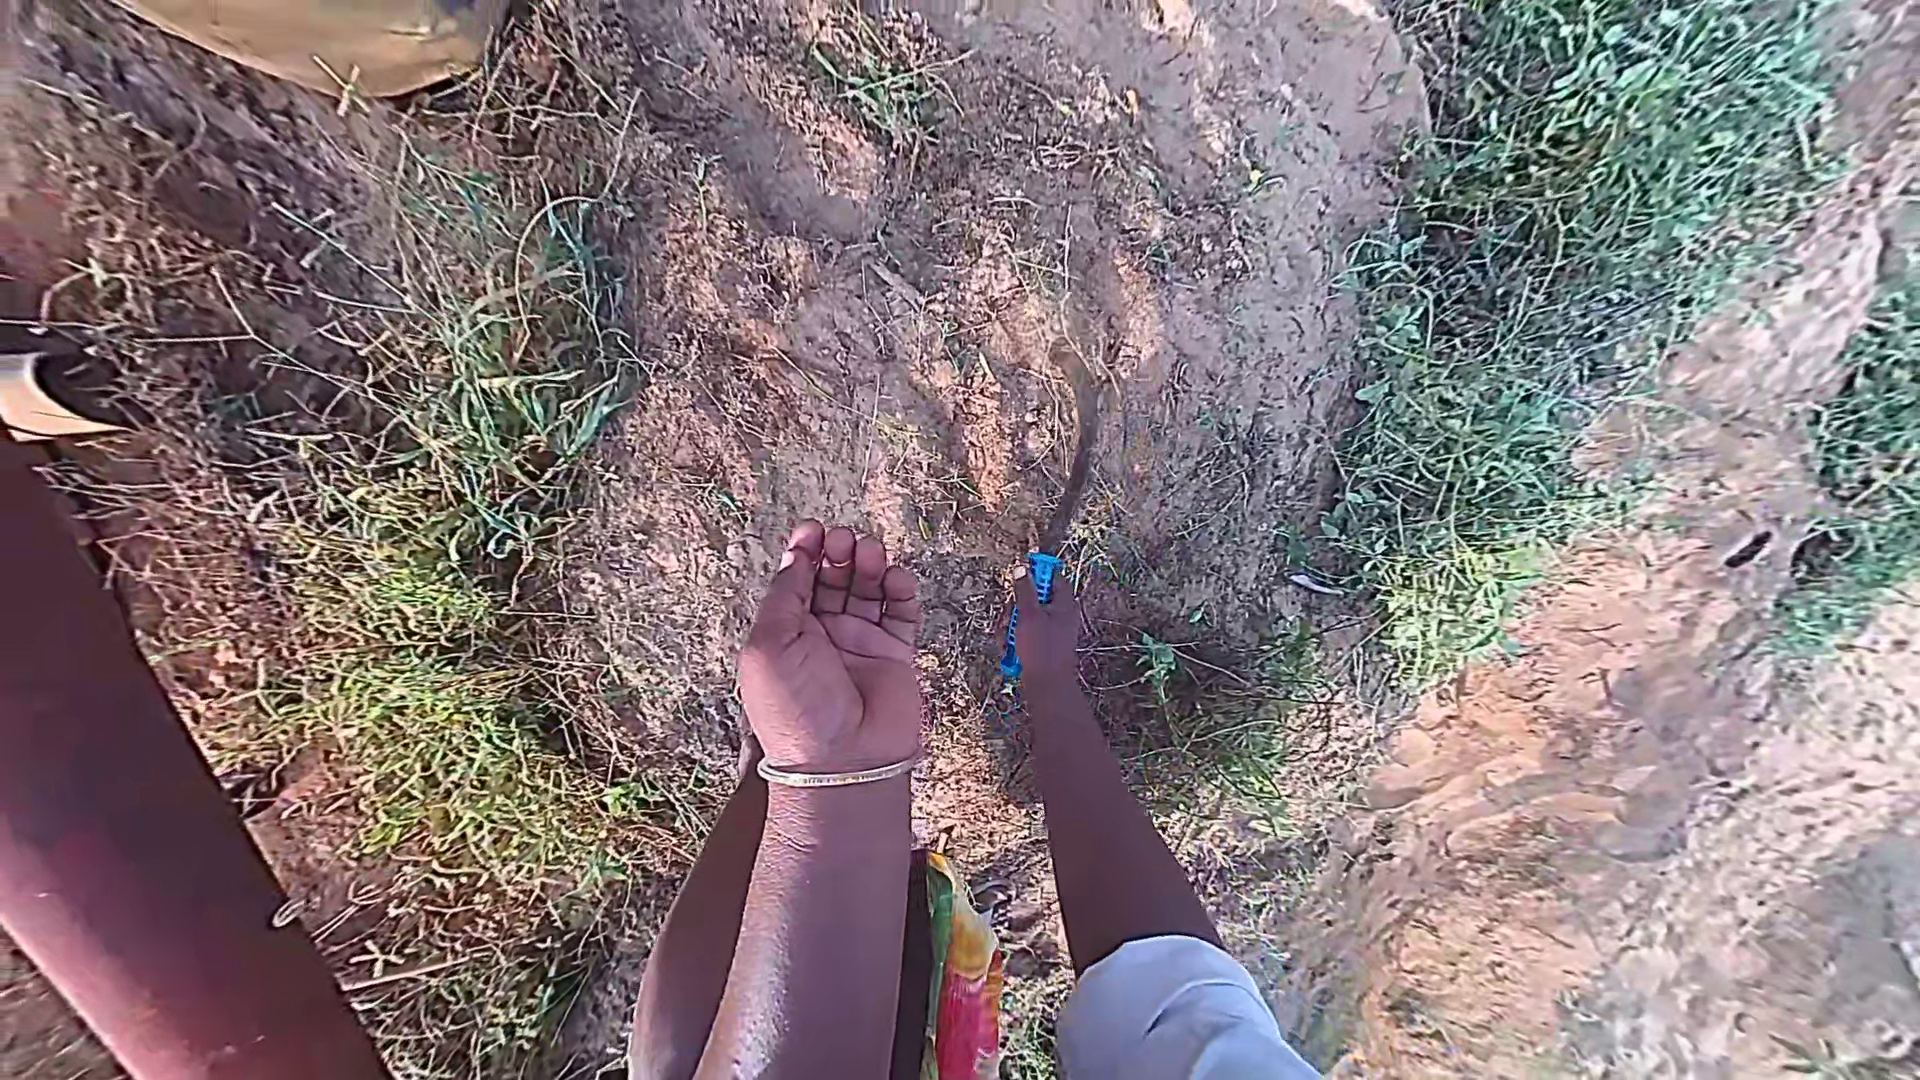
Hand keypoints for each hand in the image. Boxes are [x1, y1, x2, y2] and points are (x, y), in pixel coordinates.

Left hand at [738, 521, 923, 771]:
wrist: (844, 762)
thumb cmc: (797, 708)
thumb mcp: (769, 646)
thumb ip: (785, 596)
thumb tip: (794, 556)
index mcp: (788, 633)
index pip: (798, 581)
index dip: (805, 551)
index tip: (813, 528)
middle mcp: (825, 635)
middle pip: (835, 579)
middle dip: (839, 555)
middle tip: (844, 541)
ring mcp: (862, 643)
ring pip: (869, 590)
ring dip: (869, 566)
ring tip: (870, 553)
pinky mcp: (895, 654)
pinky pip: (902, 613)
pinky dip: (901, 590)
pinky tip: (896, 578)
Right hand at [1013, 563, 1080, 682]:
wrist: (1047, 686)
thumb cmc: (1041, 649)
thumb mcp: (1029, 615)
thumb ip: (1025, 590)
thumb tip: (1022, 569)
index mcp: (1064, 604)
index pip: (1053, 577)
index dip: (1037, 572)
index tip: (1020, 573)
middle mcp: (1059, 615)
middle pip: (1034, 596)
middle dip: (1016, 606)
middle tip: (1009, 616)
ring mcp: (1050, 630)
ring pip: (1024, 615)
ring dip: (1010, 623)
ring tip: (1006, 637)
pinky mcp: (1040, 643)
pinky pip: (1023, 631)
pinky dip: (1013, 637)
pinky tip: (1007, 647)